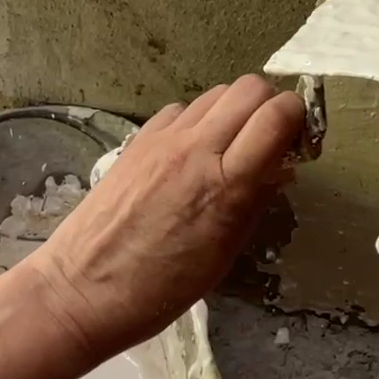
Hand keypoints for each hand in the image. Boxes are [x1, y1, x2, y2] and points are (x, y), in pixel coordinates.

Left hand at [21, 75, 304, 360]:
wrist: (79, 291)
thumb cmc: (161, 289)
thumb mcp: (225, 253)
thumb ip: (257, 200)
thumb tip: (283, 166)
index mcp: (226, 183)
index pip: (278, 115)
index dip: (298, 117)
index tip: (299, 139)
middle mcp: (197, 148)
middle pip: (251, 87)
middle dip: (270, 104)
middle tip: (269, 136)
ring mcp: (165, 137)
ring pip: (219, 92)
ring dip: (236, 109)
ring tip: (232, 143)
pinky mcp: (140, 136)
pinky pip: (184, 108)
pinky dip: (200, 120)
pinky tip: (193, 150)